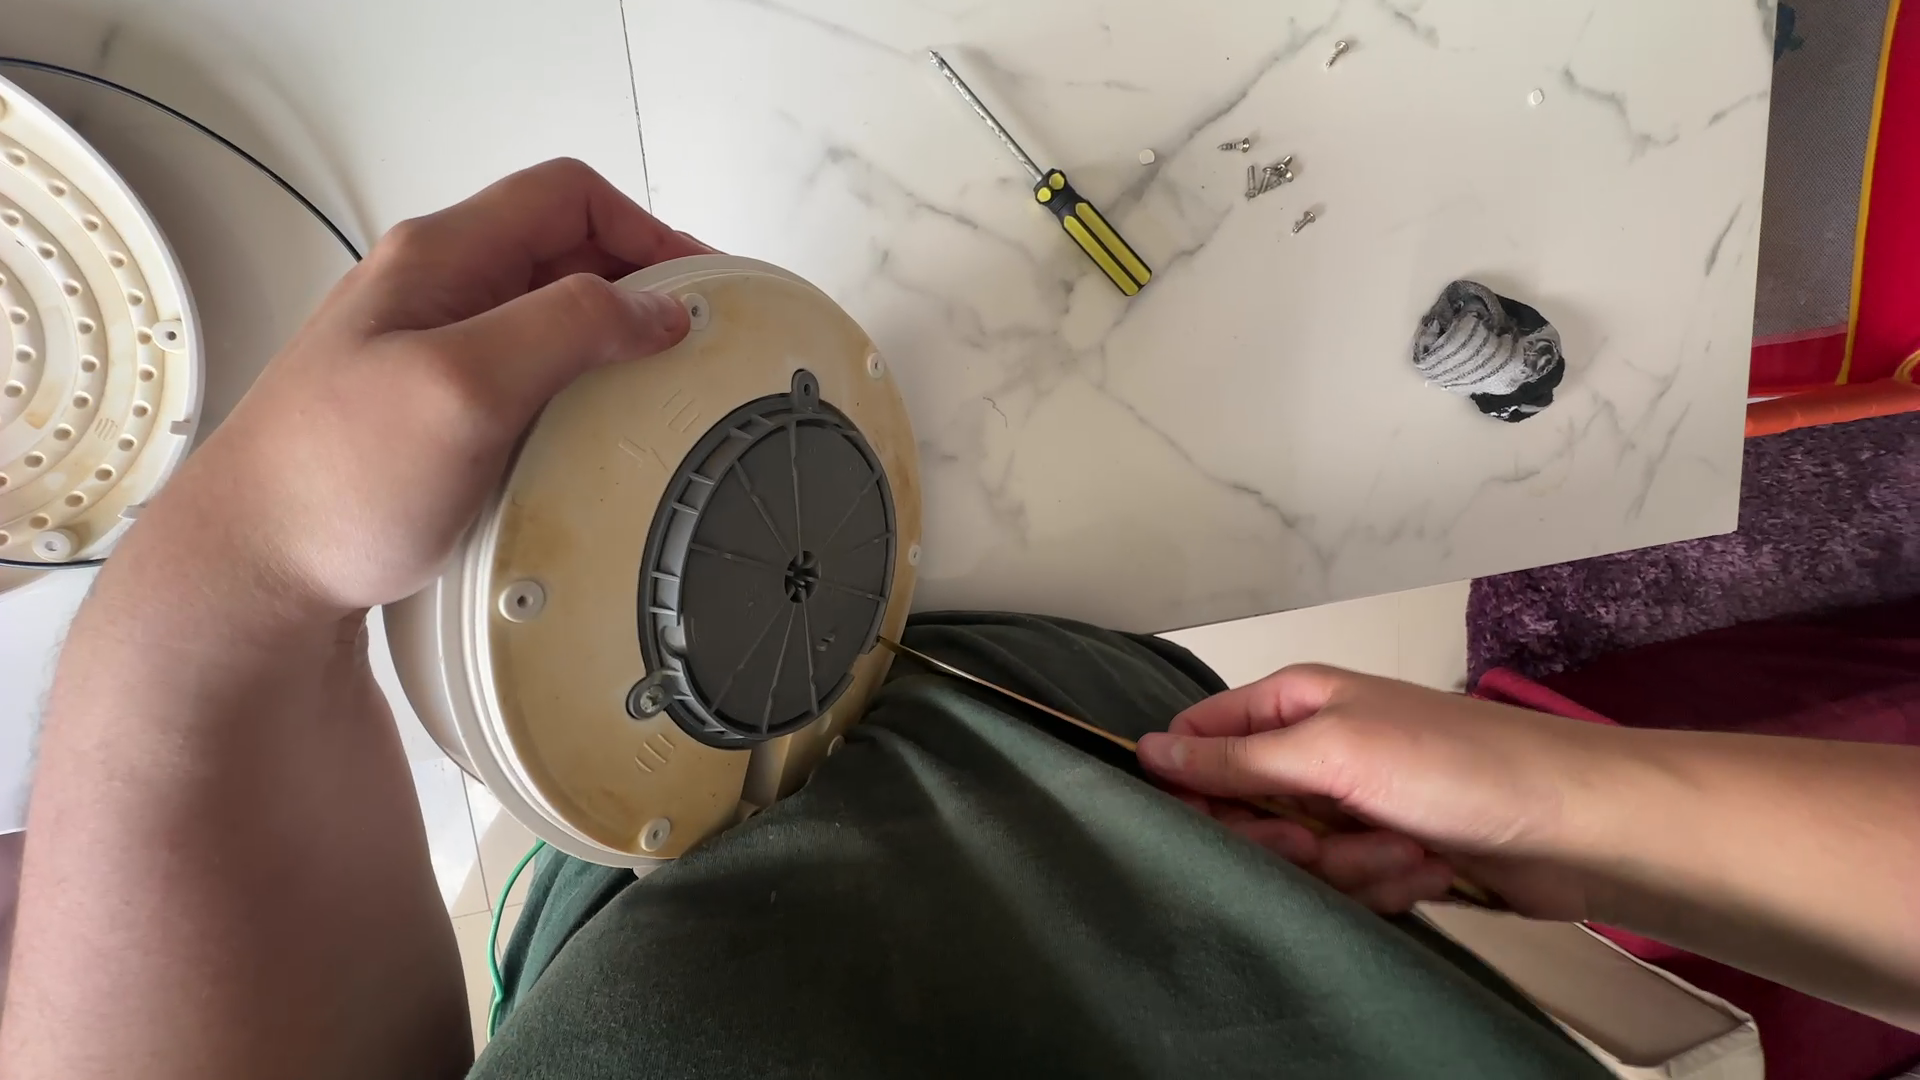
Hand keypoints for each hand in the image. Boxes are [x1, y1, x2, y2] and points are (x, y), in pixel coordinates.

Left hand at [129, 158, 710, 615]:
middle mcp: (450, 292)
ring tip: (669, 380)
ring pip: (565, 313)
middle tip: (699, 338)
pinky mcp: (466, 403)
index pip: (568, 198)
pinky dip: (599, 380)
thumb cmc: (344, 479)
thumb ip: (567, 328)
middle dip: (647, 282)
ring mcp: (455, 348)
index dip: (647, 228)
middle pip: (573, 250)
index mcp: (443, 259)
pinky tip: (617, 420)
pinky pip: (551, 369)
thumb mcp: (465, 384)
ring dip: (626, 335)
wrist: (270, 570)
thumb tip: (661, 310)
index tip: (702, 285)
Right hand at [1138, 665, 1622, 917]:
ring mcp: (1343, 803)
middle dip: (1279, 835)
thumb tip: (1145, 750)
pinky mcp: (1377, 850)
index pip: (1201, 736)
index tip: (1207, 821)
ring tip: (1402, 849)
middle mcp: (1308, 749)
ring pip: (1290, 851)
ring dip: (1343, 863)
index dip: (1192, 780)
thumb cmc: (1451, 765)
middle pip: (1238, 804)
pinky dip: (1376, 880)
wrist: (1584, 829)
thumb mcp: (1331, 752)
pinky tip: (1423, 868)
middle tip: (1320, 840)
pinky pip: (1338, 879)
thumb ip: (1234, 759)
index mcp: (1289, 703)